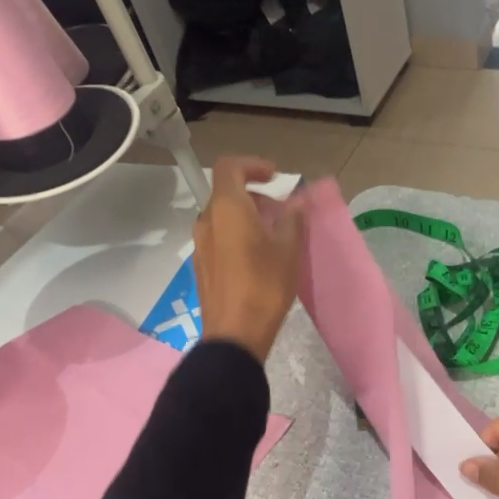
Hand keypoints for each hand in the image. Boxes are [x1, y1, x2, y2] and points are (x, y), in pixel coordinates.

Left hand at [193, 157, 306, 362]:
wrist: (234, 334)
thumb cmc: (265, 286)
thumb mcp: (289, 249)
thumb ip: (293, 219)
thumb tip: (297, 201)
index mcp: (227, 208)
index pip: (230, 167)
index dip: (252, 165)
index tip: (275, 177)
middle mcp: (207, 220)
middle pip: (227, 193)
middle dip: (255, 196)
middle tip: (282, 213)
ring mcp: (201, 245)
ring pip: (223, 218)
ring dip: (247, 217)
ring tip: (274, 237)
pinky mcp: (202, 266)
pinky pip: (220, 238)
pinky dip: (238, 236)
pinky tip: (258, 259)